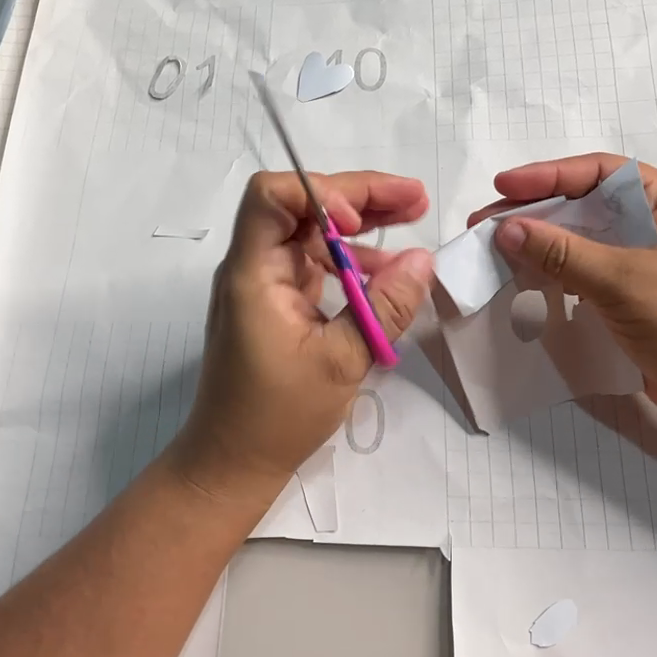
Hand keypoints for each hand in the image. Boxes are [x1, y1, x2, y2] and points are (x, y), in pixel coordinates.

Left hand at [168, 171, 433, 506]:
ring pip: (312, 230)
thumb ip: (384, 307)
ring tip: (415, 219)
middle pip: (301, 205)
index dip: (319, 194)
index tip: (358, 222)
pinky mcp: (280, 301)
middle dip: (359, 196)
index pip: (271, 195)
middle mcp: (256, 266)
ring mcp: (267, 282)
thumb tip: (424, 260)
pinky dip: (352, 258)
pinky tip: (389, 269)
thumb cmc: (276, 416)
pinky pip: (316, 261)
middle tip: (416, 199)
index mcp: (254, 272)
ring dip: (362, 222)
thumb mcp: (342, 362)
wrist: (232, 462)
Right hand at [468, 154, 656, 422]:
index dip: (547, 175)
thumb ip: (561, 252)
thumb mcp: (621, 280)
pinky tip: (525, 276)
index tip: (502, 184)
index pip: (599, 172)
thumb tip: (505, 228)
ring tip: (495, 249)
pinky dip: (556, 271)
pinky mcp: (636, 294)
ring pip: (583, 238)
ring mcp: (647, 260)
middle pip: (586, 203)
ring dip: (541, 242)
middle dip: (535, 211)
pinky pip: (588, 270)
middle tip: (486, 223)